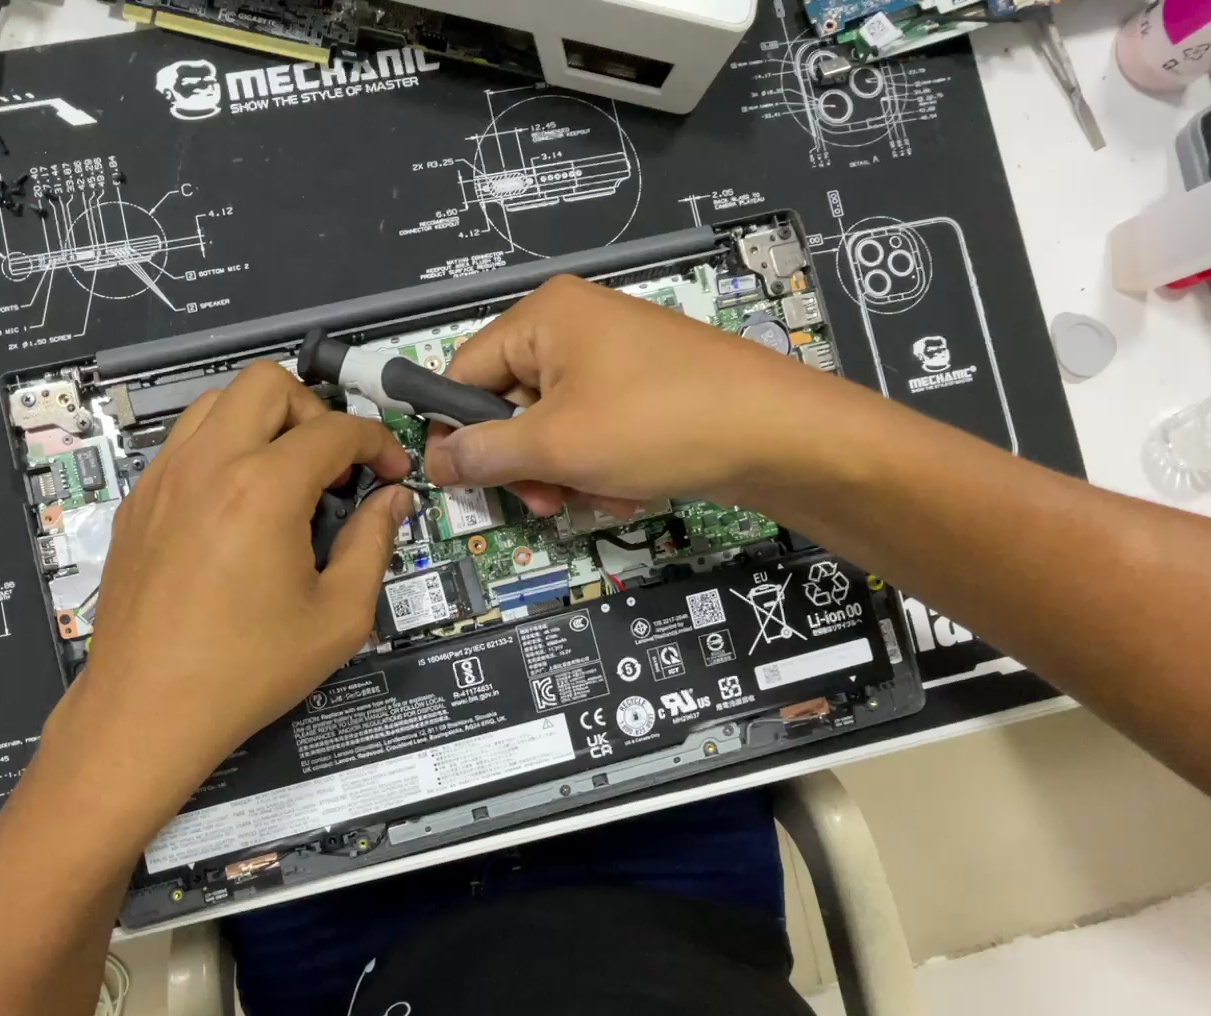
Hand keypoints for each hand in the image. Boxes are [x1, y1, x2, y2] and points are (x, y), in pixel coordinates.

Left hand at [41, 362, 414, 806]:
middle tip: (332, 466)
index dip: (377, 443)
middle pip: (267, 382)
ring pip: (217, 401)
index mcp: (263, 489)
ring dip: (262, 422)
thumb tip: (390, 502)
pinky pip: (184, 442)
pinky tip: (236, 505)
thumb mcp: (338, 616)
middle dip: (315, 412)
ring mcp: (163, 478)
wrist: (147, 709)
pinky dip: (222, 448)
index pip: (335, 429)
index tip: (391, 473)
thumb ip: (373, 544)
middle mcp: (208, 464)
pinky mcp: (137, 501)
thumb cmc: (249, 669)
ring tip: (284, 476)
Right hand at [424, 275, 870, 515]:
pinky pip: (593, 427)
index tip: (462, 483)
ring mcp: (612, 354)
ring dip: (566, 473)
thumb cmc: (654, 426)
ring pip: (552, 426)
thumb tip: (432, 459)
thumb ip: (483, 452)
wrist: (778, 434)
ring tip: (600, 495)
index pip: (463, 372)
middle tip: (545, 502)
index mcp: (542, 317)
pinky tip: (628, 488)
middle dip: (525, 463)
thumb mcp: (555, 445)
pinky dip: (600, 464)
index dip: (455, 430)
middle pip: (509, 404)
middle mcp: (572, 324)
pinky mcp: (642, 384)